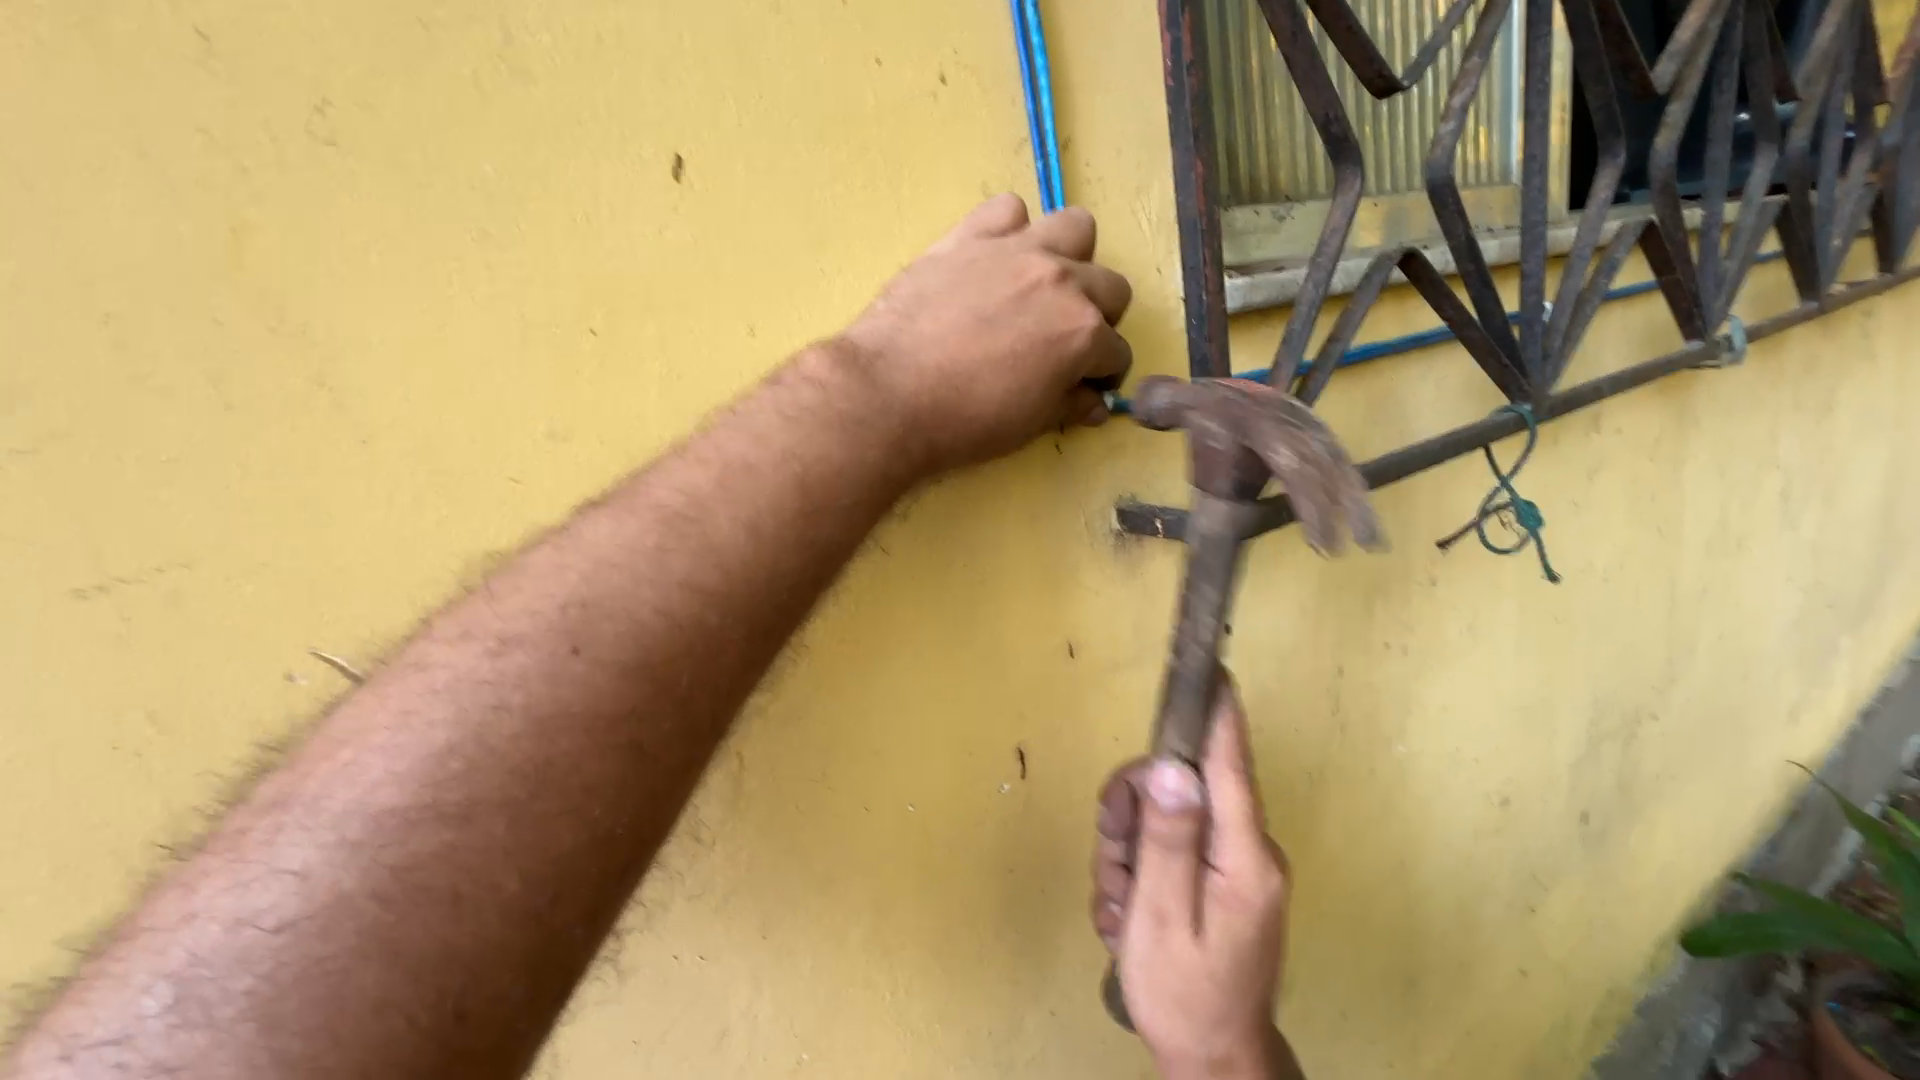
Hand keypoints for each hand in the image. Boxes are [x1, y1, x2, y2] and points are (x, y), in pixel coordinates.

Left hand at [833, 194, 1132, 475]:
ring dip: (1070, 257)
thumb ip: (1070, 405)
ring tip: (1039, 288)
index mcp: (1083, 333)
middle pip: (1111, 287)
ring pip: (1075, 227)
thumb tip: (1094, 402)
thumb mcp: (1030, 425)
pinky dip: (1010, 230)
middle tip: (1063, 341)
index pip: (1116, 351)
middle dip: (1098, 317)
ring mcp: (1016, 251)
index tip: (1085, 384)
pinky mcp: (969, 236)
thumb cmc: (964, 422)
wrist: (889, 394)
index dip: (1103, 373)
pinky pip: (1008, 209)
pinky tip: (992, 261)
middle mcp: (1062, 281)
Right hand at [1092, 676, 1302, 1079]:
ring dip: (1128, 855)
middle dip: (1131, 819)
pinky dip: (1138, 873)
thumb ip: (1167, 838)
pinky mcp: (1218, 876)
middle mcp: (1246, 847)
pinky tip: (1132, 914)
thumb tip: (1171, 766)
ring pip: (1162, 815)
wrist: (1213, 1060)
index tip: (1210, 667)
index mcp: (1244, 855)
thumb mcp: (1162, 918)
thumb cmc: (1185, 994)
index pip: (1230, 763)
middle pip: (1178, 786)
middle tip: (1117, 871)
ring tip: (1124, 909)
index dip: (1216, 713)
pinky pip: (1168, 844)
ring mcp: (1233, 862)